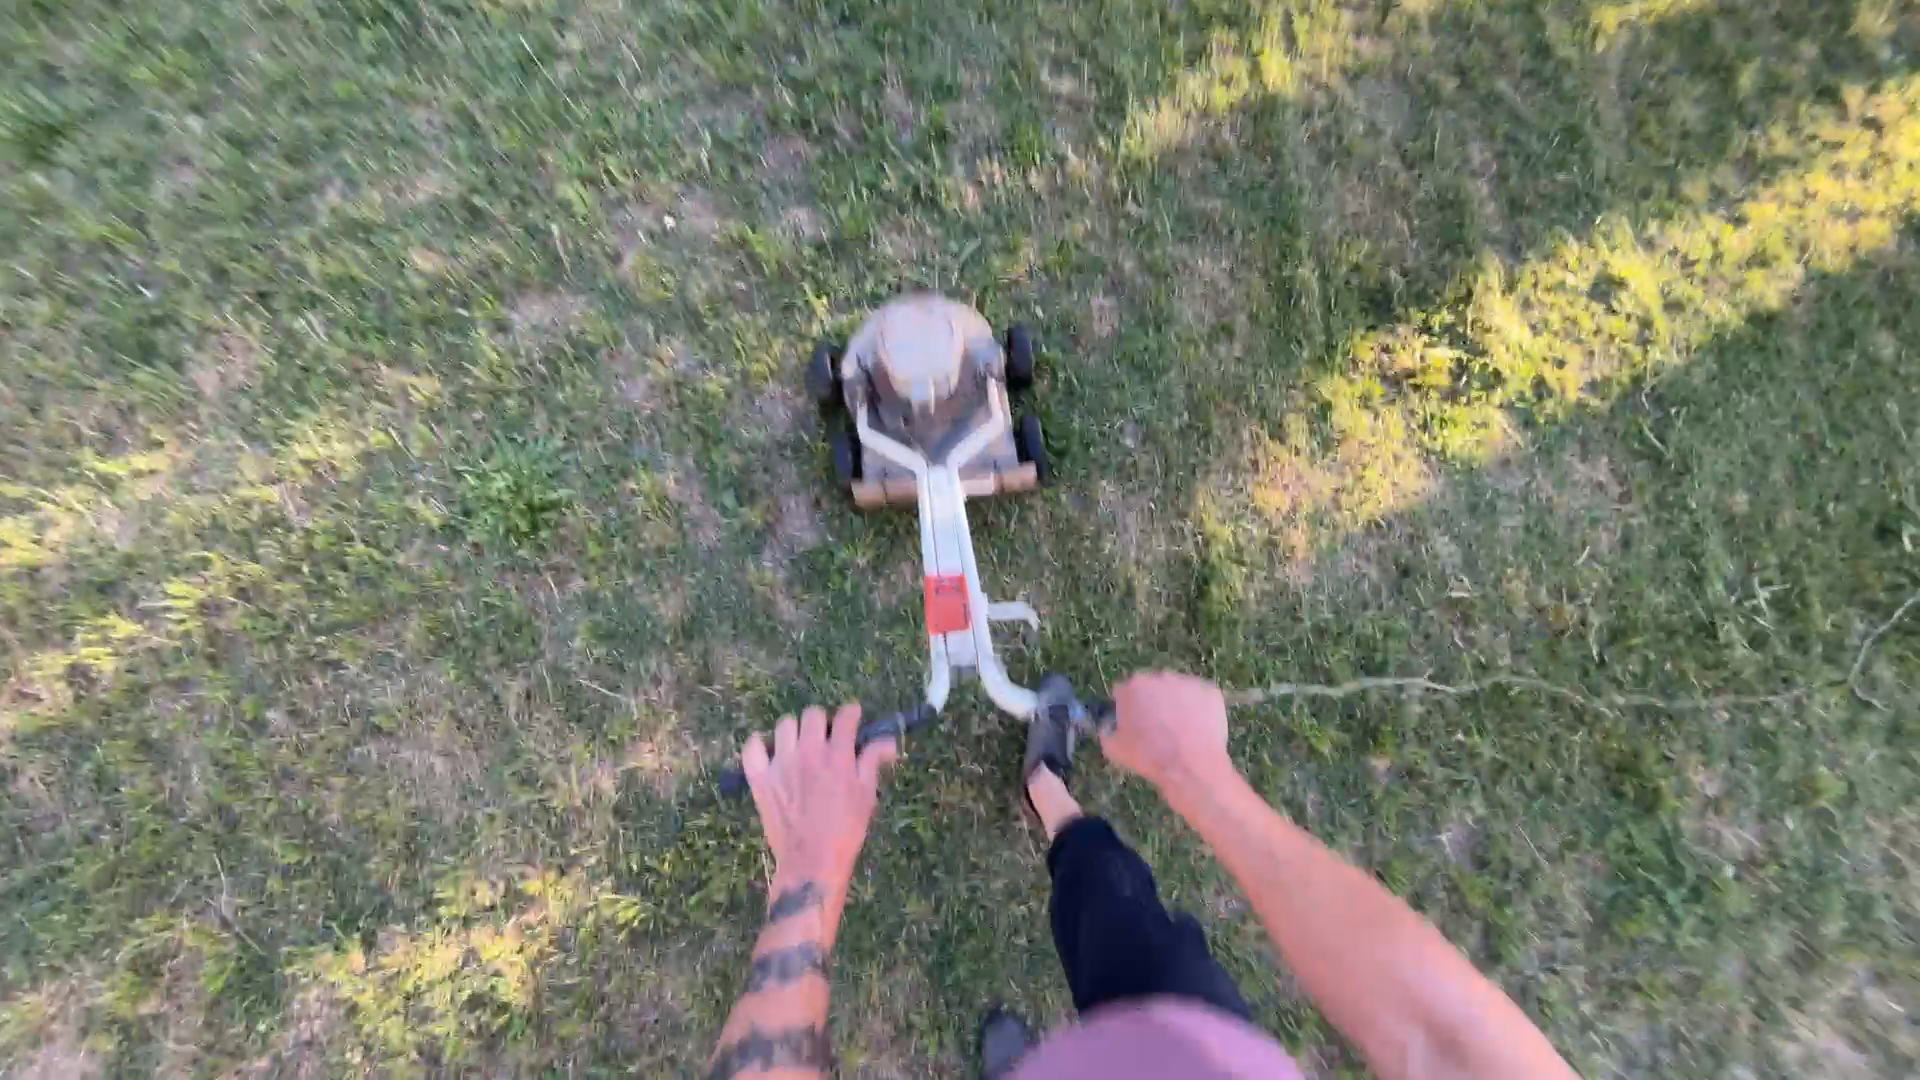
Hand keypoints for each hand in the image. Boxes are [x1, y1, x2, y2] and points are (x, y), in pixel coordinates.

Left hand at [741, 704, 897, 908]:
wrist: (812, 861)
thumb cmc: (846, 829)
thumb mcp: (867, 794)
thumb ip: (873, 761)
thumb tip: (888, 740)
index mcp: (838, 755)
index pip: (845, 716)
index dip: (852, 713)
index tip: (853, 719)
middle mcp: (809, 752)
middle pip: (813, 714)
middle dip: (824, 722)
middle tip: (827, 738)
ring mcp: (781, 763)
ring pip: (785, 725)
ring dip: (796, 731)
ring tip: (800, 746)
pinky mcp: (760, 778)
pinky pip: (752, 747)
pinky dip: (759, 746)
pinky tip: (770, 754)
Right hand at [1102, 671, 1234, 794]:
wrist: (1190, 767)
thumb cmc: (1148, 757)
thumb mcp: (1113, 749)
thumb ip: (1106, 730)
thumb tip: (1109, 724)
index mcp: (1132, 686)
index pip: (1124, 691)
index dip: (1127, 706)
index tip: (1132, 721)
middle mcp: (1159, 676)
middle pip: (1152, 686)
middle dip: (1152, 701)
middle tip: (1158, 725)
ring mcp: (1187, 681)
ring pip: (1178, 689)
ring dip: (1176, 702)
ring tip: (1181, 729)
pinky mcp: (1210, 690)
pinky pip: (1201, 697)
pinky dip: (1199, 708)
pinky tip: (1198, 728)